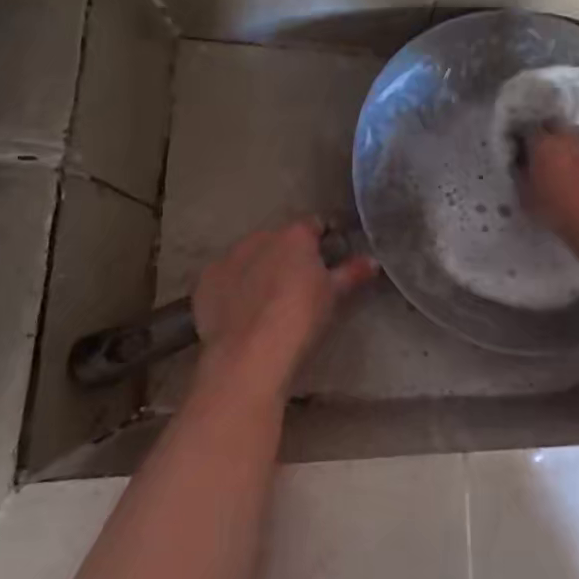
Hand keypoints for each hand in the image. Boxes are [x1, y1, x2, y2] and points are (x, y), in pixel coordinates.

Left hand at [192, 219, 375, 400]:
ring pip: (249, 257)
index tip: (328, 257)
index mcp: (294, 236)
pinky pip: (225, 278)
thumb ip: (352, 273)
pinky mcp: (205, 282)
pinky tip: (241, 312)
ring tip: (268, 301)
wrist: (250, 353)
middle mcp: (259, 238)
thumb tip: (372, 261)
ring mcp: (228, 258)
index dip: (322, 239)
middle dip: (287, 255)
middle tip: (299, 284)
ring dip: (259, 269)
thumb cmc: (301, 318)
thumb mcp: (333, 295)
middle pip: (278, 240)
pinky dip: (233, 288)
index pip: (313, 225)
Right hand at [520, 124, 578, 240]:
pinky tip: (566, 162)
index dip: (519, 135)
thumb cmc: (553, 207)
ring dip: (558, 137)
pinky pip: (578, 143)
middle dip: (541, 130)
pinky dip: (570, 147)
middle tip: (533, 145)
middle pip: (550, 123)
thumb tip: (518, 161)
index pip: (526, 128)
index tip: (515, 145)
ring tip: (551, 152)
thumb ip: (519, 173)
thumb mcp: (525, 194)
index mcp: (542, 143)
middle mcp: (563, 138)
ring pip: (567, 131)